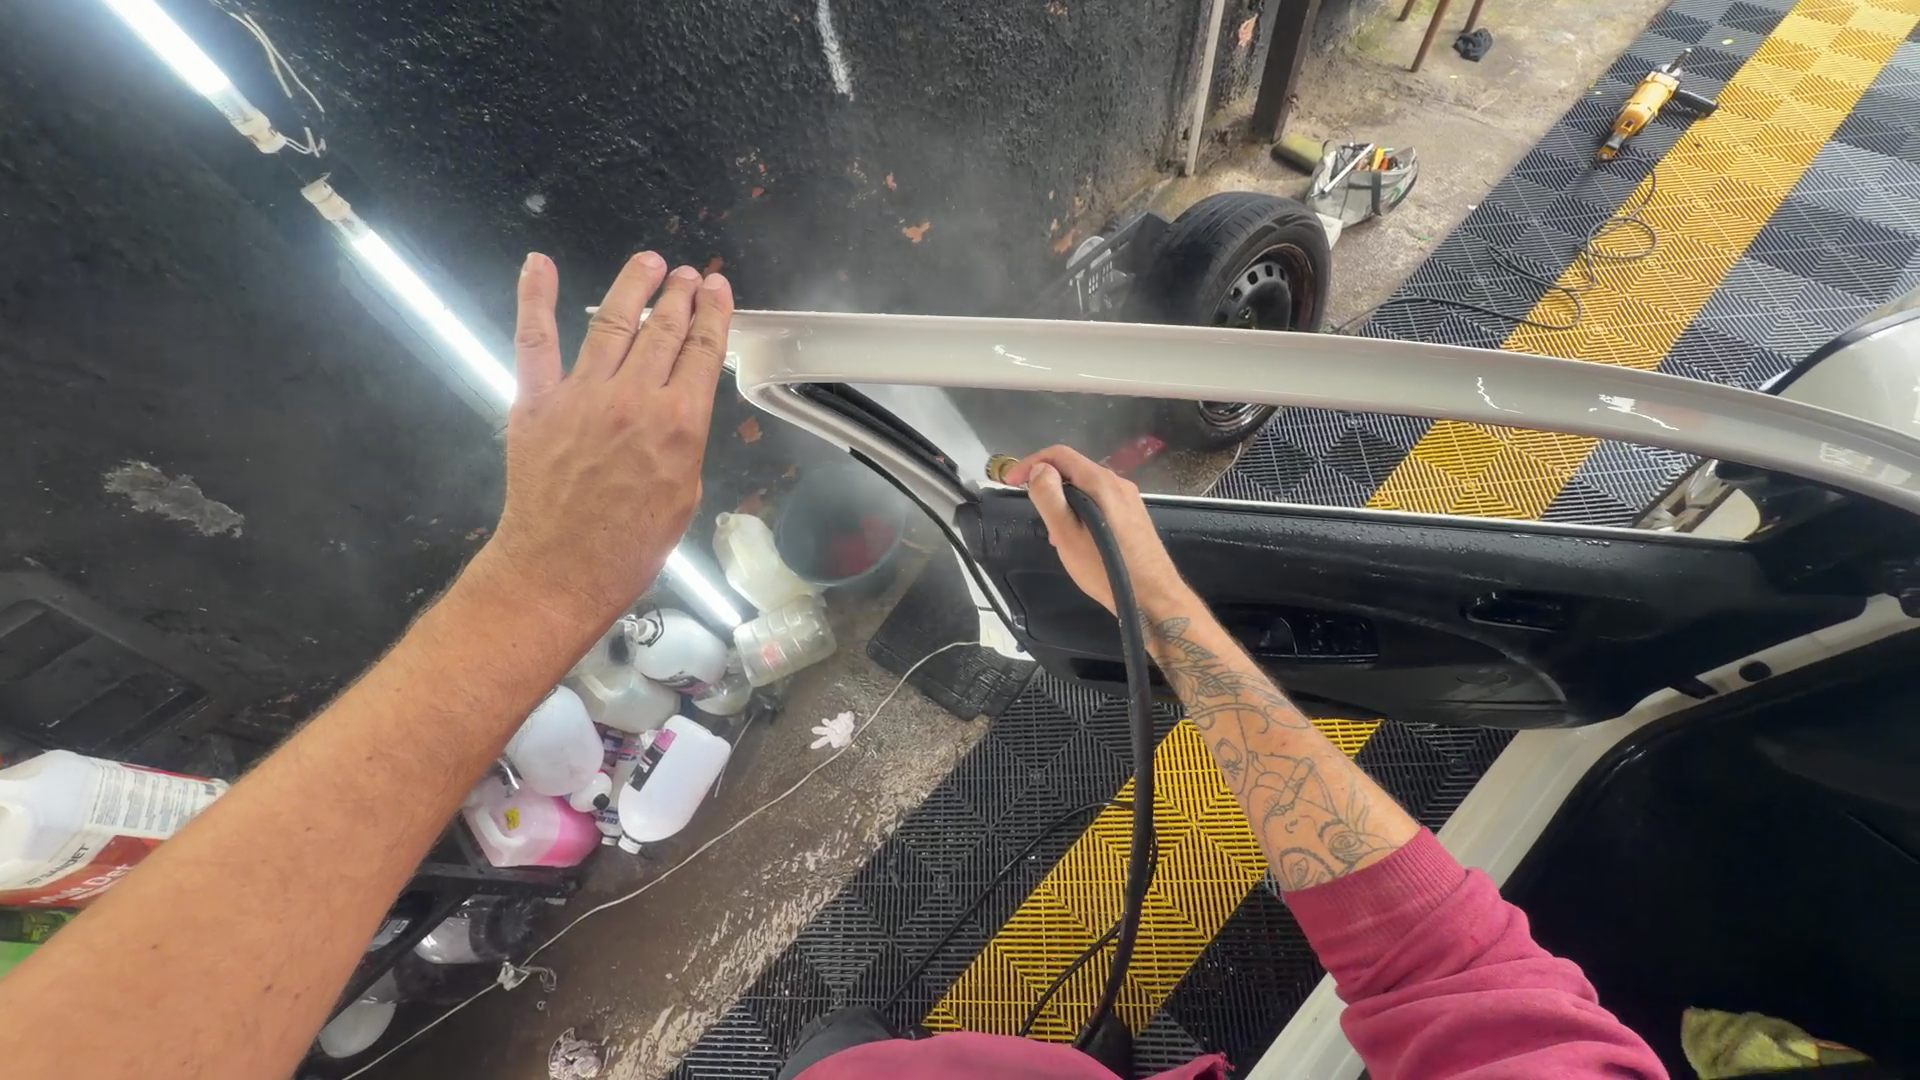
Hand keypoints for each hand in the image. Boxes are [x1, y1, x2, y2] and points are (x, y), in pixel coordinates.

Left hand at [482, 252, 734, 625]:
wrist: (565, 567)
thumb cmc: (635, 543)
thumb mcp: (686, 491)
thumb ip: (684, 440)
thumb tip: (676, 411)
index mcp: (680, 422)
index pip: (703, 352)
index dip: (714, 315)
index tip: (719, 290)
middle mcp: (635, 397)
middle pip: (664, 330)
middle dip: (681, 295)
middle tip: (689, 275)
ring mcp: (582, 393)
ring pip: (612, 322)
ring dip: (634, 286)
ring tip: (649, 262)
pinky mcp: (537, 400)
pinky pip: (535, 339)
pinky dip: (535, 298)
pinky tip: (540, 265)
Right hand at [1003, 446, 1189, 616]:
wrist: (1153, 597)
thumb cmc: (1105, 569)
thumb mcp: (1067, 535)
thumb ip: (1050, 498)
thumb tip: (1040, 470)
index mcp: (1101, 483)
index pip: (1060, 454)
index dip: (1031, 463)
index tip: (1012, 483)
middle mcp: (1118, 483)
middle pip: (1074, 469)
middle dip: (1047, 485)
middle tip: (1034, 514)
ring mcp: (1129, 499)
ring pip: (1086, 487)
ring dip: (1063, 501)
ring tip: (1054, 533)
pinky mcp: (1134, 515)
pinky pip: (1099, 501)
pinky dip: (1080, 510)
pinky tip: (1078, 539)